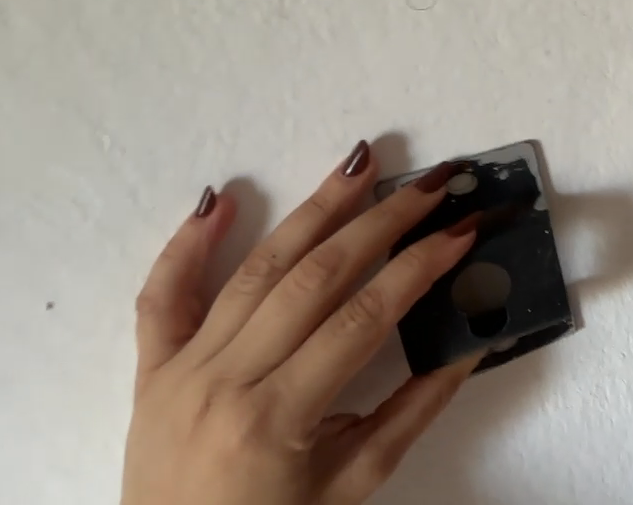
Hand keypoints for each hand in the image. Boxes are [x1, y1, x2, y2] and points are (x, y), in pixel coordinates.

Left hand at [122, 144, 483, 504]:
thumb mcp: (357, 482)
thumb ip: (419, 407)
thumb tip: (480, 339)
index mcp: (278, 416)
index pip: (365, 316)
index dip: (422, 266)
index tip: (466, 229)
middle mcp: (224, 381)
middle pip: (316, 276)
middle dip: (384, 219)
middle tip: (435, 181)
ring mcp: (181, 370)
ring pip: (258, 269)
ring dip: (316, 207)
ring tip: (361, 160)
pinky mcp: (152, 370)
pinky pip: (162, 299)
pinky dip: (186, 245)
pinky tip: (220, 198)